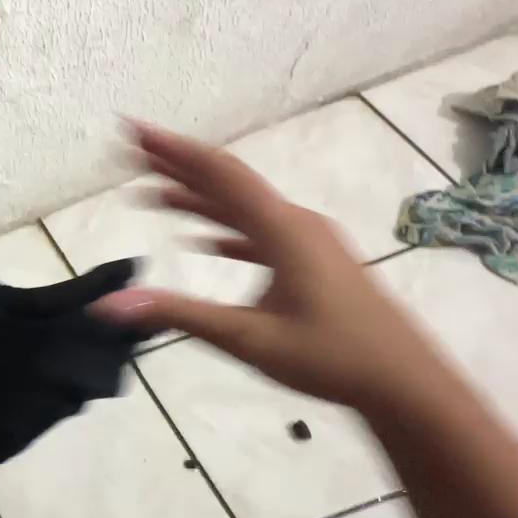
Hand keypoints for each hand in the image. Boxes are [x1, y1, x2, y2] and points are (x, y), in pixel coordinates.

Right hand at [88, 120, 471, 419]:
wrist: (410, 386)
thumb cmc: (332, 358)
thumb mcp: (247, 337)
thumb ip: (177, 313)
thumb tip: (107, 303)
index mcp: (282, 230)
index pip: (218, 173)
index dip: (172, 149)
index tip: (134, 130)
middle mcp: (294, 223)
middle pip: (227, 181)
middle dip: (176, 163)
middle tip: (131, 148)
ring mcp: (306, 241)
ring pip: (241, 205)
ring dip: (195, 195)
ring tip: (150, 190)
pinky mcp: (311, 261)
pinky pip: (256, 230)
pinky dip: (221, 226)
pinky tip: (199, 238)